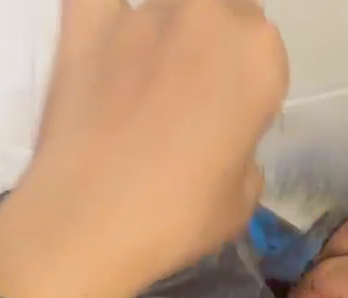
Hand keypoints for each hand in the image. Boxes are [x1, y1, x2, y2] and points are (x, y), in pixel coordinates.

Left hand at [0, 0, 287, 297]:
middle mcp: (209, 16)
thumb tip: (229, 151)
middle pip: (222, 15)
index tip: (219, 129)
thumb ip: (244, 159)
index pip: (261, 58)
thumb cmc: (171, 224)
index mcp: (258, 58)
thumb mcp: (238, 207)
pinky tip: (102, 44)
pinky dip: (104, 17)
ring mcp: (145, 13)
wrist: (86, 227)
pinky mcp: (86, 22)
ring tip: (133, 95)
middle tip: (180, 111)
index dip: (241, 94)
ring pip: (167, 8)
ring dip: (160, 40)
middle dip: (209, 54)